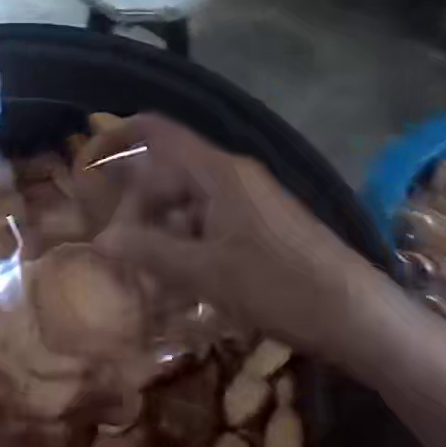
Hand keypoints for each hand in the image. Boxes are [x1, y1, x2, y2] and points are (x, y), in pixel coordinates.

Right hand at [81, 114, 383, 359]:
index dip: (119, 136)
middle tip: (118, 245)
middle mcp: (234, 175)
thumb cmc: (279, 287)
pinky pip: (212, 218)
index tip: (87, 161)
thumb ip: (151, 252)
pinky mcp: (264, 222)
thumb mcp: (207, 274)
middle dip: (139, 203)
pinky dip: (189, 240)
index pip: (159, 132)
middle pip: (170, 171)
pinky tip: (184, 278)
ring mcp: (252, 198)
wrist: (358, 314)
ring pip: (191, 199)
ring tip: (149, 271)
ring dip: (164, 228)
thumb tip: (102, 238)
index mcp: (219, 172)